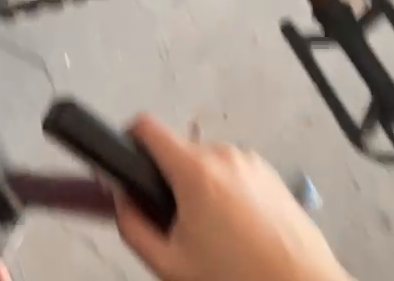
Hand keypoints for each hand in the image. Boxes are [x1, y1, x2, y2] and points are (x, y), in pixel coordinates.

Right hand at [113, 116, 351, 280]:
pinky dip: (226, 192)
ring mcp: (251, 162)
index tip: (130, 169)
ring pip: (205, 163)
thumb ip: (132, 226)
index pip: (145, 127)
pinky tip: (241, 232)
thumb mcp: (171, 266)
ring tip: (215, 234)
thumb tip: (121, 197)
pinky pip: (232, 172)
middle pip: (176, 151)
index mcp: (194, 169)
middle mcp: (222, 154)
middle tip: (177, 223)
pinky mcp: (273, 176)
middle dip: (169, 179)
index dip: (129, 141)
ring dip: (199, 186)